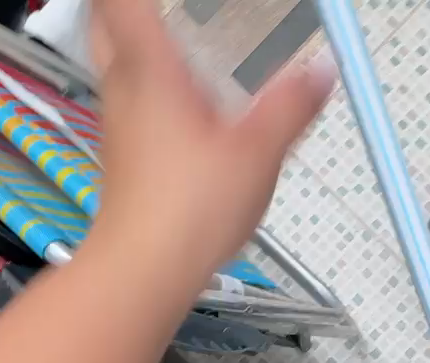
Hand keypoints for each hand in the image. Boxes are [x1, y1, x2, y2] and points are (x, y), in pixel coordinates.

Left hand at [85, 0, 333, 282]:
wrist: (146, 268)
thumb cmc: (191, 209)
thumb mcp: (258, 154)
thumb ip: (290, 107)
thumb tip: (322, 71)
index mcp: (151, 69)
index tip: (175, 0)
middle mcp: (124, 90)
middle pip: (107, 20)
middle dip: (128, 8)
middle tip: (161, 12)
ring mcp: (118, 128)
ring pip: (116, 67)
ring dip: (139, 51)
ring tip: (178, 52)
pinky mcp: (123, 163)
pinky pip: (130, 111)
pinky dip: (148, 98)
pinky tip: (181, 120)